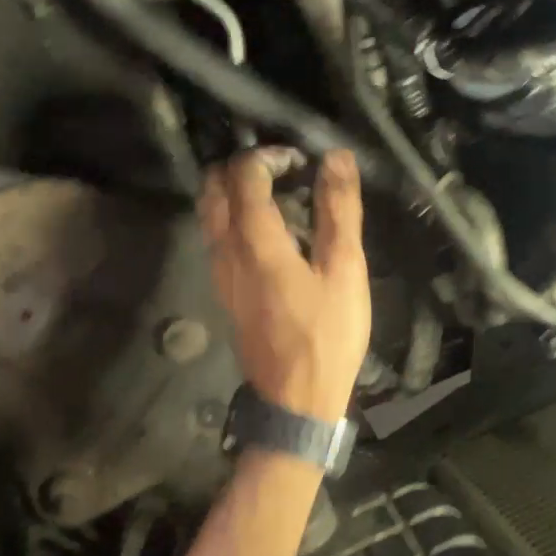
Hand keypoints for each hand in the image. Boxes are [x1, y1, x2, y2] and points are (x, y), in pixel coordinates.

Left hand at [199, 148, 369, 423]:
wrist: (296, 400)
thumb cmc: (327, 335)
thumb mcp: (345, 270)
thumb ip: (338, 209)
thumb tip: (334, 157)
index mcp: (254, 239)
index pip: (243, 173)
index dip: (269, 155)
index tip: (300, 161)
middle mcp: (225, 249)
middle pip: (213, 187)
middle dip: (243, 167)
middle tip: (284, 172)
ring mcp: (219, 272)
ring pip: (210, 213)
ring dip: (235, 192)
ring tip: (279, 198)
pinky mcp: (224, 290)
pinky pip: (217, 237)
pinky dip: (234, 218)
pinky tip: (272, 233)